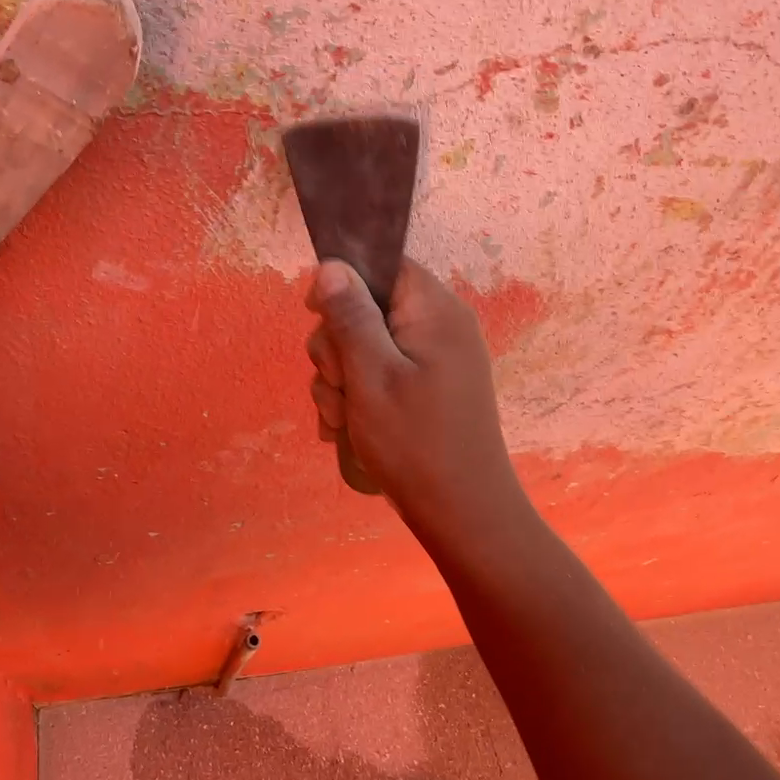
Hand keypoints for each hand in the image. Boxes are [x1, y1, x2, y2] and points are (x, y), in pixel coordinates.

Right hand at [304, 259, 519, 512]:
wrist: (462, 515)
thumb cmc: (415, 443)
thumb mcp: (370, 376)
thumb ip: (350, 316)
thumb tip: (331, 264)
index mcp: (435, 310)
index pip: (382, 264)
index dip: (343, 282)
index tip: (317, 315)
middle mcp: (439, 326)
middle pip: (366, 306)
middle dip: (338, 346)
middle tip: (340, 386)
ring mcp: (433, 358)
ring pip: (363, 344)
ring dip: (341, 379)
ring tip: (345, 418)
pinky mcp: (425, 386)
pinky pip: (377, 372)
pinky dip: (357, 395)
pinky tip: (348, 427)